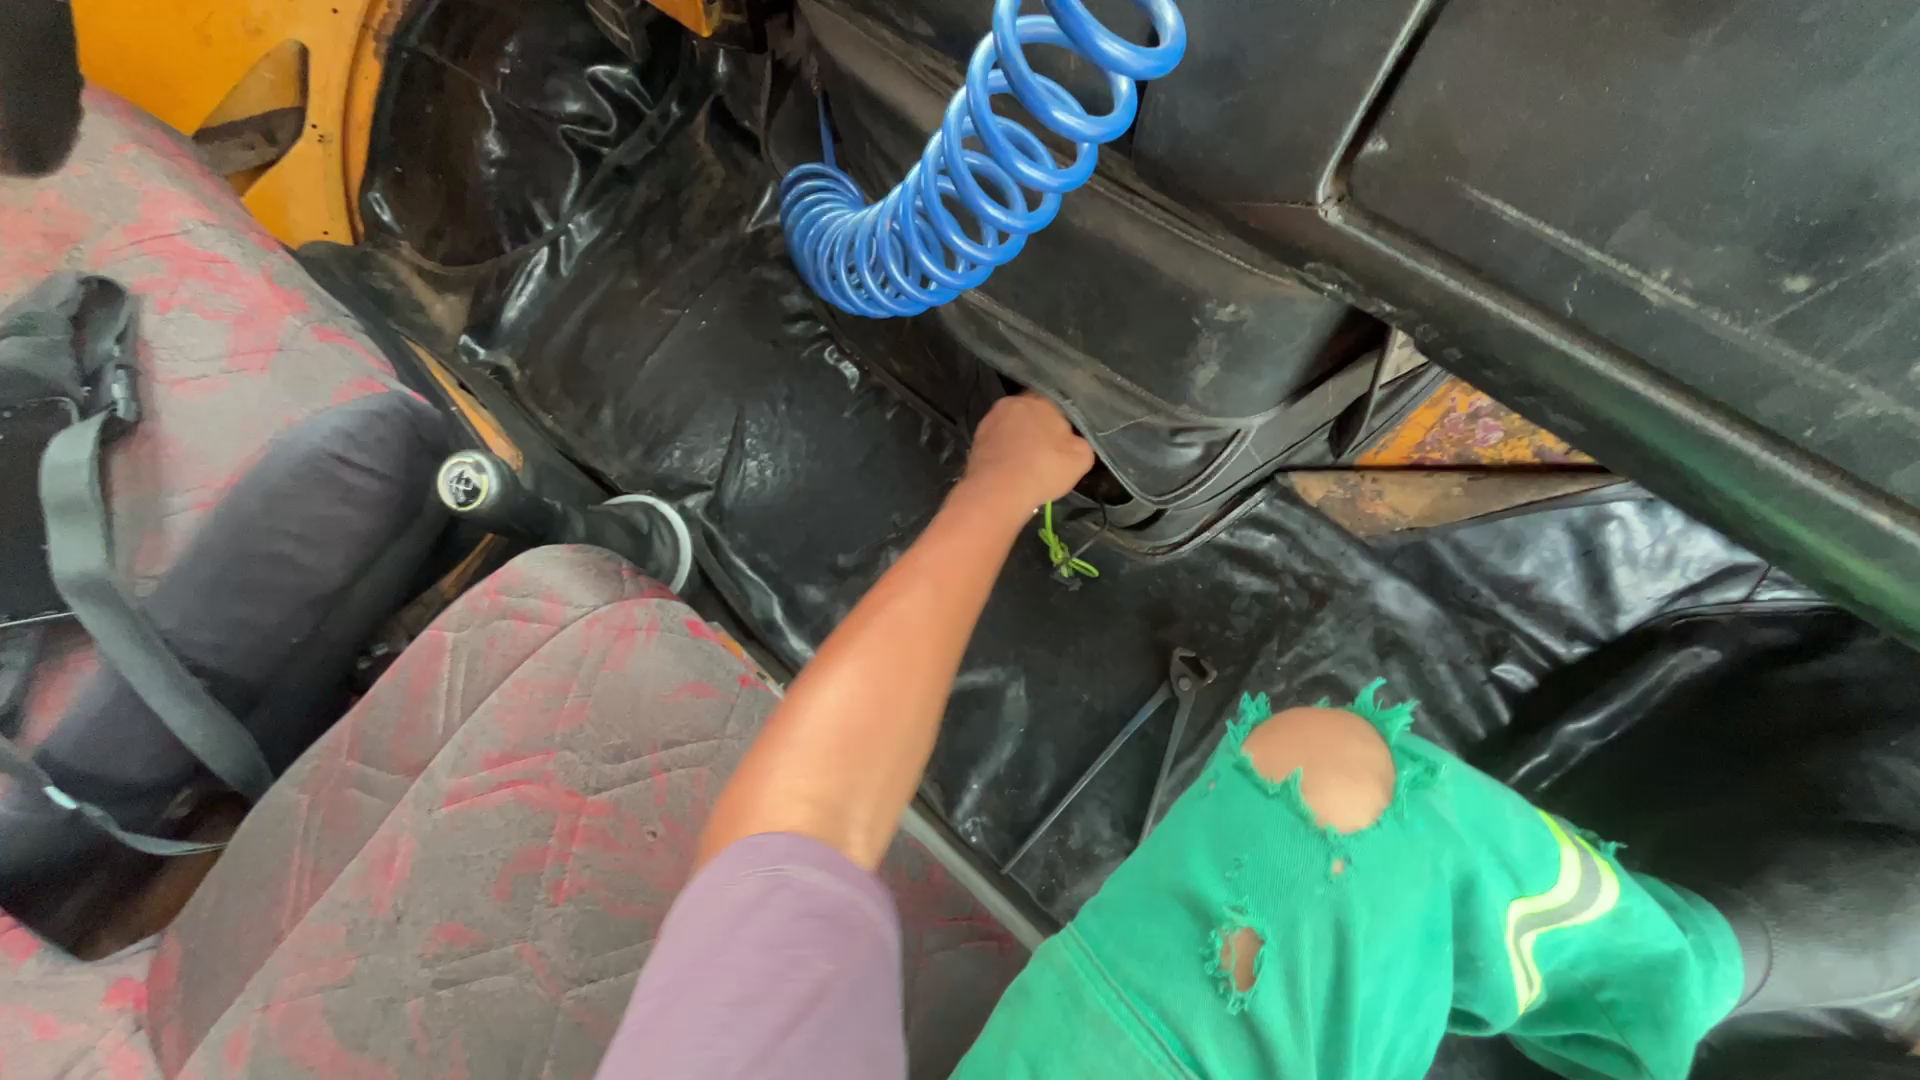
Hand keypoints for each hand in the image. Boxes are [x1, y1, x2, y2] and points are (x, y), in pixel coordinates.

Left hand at [960, 393, 1094, 514]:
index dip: (1062, 420)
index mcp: (1041, 399)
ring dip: (1019, 439)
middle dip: (1038, 428)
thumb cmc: (1044, 468)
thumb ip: (1081, 441)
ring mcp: (990, 420)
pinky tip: (1010, 468)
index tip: (1065, 439)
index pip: (1057, 402)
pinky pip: (997, 441)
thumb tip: (1073, 440)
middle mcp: (1012, 402)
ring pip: (1011, 426)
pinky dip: (1004, 451)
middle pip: (1031, 413)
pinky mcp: (976, 439)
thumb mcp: (1082, 458)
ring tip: (1026, 463)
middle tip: (1047, 451)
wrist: (997, 491)